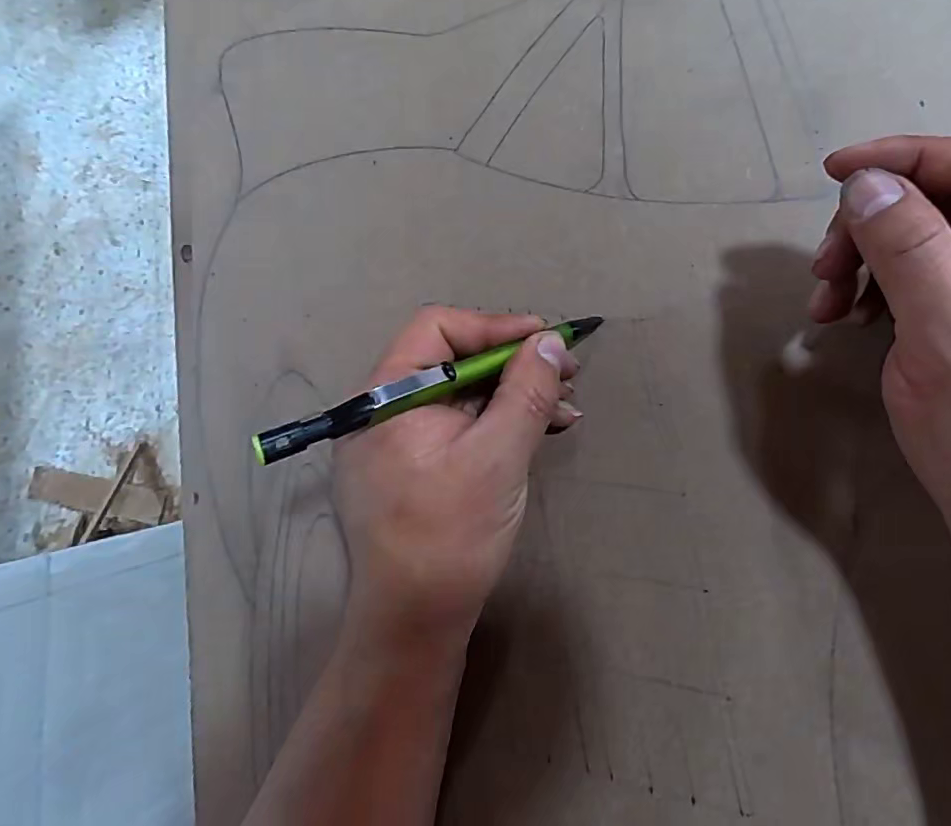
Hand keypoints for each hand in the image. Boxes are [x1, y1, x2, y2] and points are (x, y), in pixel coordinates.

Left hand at [333, 307, 581, 645]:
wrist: (414, 624)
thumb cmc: (451, 536)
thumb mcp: (499, 457)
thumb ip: (526, 392)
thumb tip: (551, 342)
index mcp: (387, 396)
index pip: (437, 329)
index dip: (494, 326)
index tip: (545, 340)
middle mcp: (385, 409)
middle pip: (451, 359)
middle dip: (512, 362)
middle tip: (565, 372)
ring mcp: (398, 440)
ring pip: (460, 394)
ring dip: (513, 393)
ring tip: (565, 405)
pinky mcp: (415, 466)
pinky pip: (458, 425)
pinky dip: (498, 422)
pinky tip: (540, 428)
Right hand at [809, 136, 950, 568]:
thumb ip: (911, 248)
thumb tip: (866, 181)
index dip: (909, 157)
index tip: (835, 172)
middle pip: (949, 203)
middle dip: (875, 224)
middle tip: (822, 266)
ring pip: (926, 239)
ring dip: (866, 258)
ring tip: (826, 301)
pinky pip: (921, 277)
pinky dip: (876, 287)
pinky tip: (848, 315)